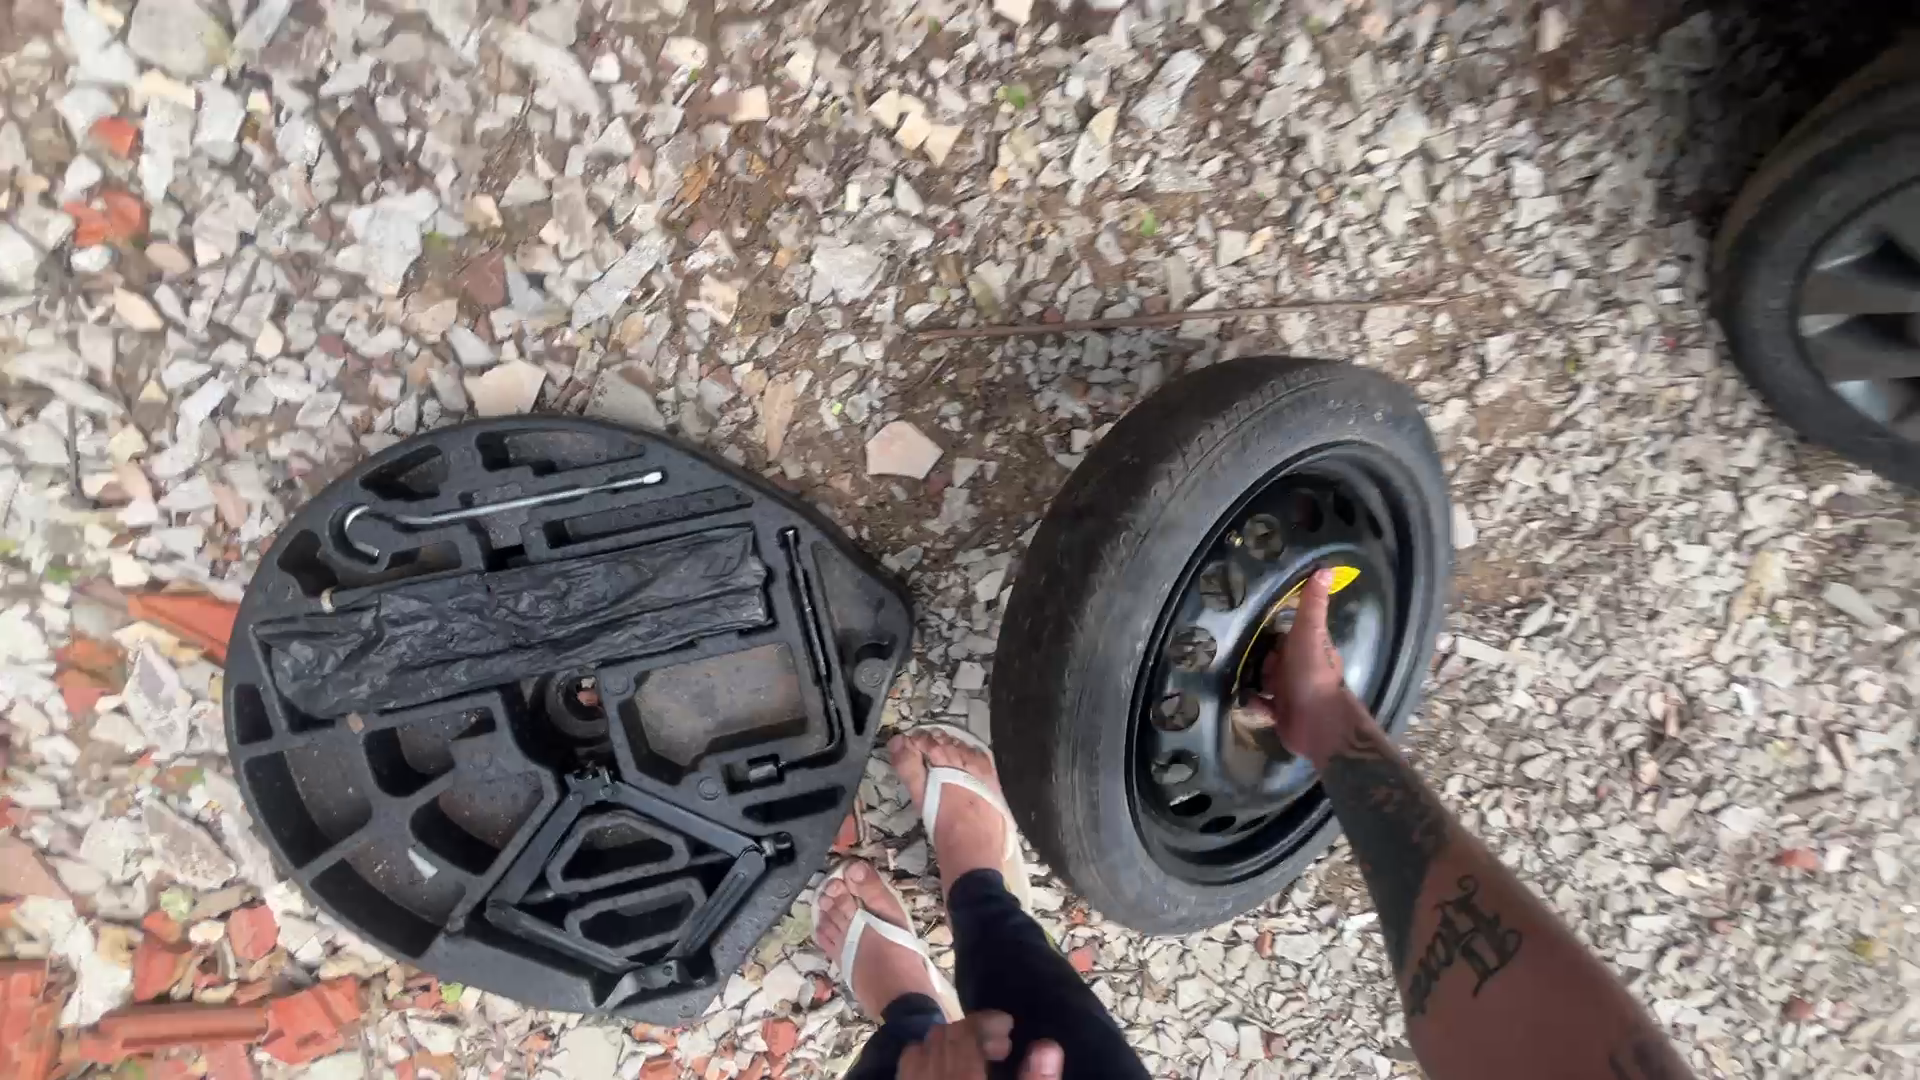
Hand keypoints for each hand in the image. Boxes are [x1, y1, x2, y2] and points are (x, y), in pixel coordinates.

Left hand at [896, 1011, 1064, 1079]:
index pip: (965, 1032)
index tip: (1009, 1027)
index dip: (987, 1022)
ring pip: (922, 1047)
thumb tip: (1049, 1046)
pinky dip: (925, 1058)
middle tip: (1002, 1045)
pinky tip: (946, 1071)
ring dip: (949, 1043)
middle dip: (973, 1031)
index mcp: (963, 1078)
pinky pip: (907, 1066)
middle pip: (945, 1035)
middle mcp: (933, 1077)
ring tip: (976, 1058)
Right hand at [1239, 566, 1364, 766]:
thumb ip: (1312, 604)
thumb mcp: (1310, 633)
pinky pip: (1261, 704)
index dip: (1270, 632)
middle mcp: (1299, 669)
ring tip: (1230, 673)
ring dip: (1252, 679)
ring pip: (1265, 681)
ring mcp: (1291, 693)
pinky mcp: (1281, 714)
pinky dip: (1254, 702)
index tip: (1248, 623)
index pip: (1284, 635)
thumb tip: (1324, 569)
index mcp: (1307, 649)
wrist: (1316, 723)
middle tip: (1234, 652)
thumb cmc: (1311, 674)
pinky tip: (1246, 698)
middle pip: (1271, 658)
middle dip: (1257, 657)